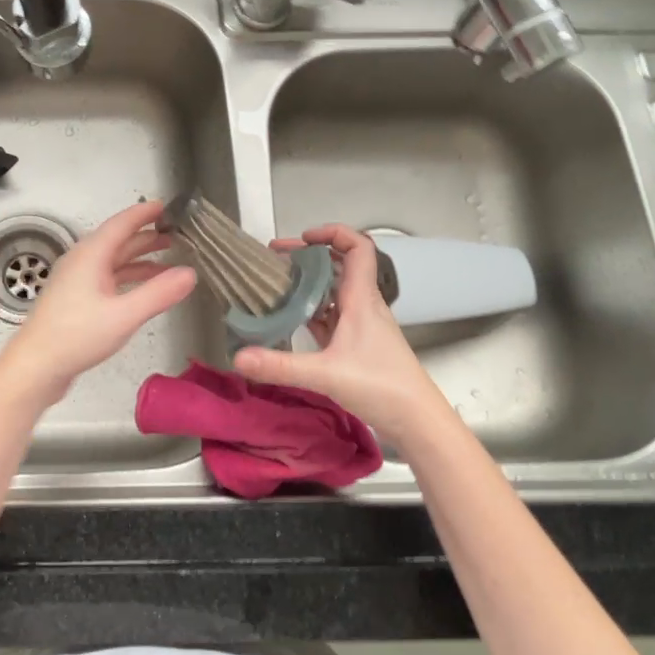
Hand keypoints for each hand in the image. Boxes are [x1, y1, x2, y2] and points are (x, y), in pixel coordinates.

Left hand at [1, 201, 196, 391]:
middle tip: (175, 235)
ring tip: (168, 262)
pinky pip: (107, 279)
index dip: (144, 213)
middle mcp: (81, 262)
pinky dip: (128, 279)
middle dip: (146, 237)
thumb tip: (190, 273)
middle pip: (117, 241)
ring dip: (139, 260)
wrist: (36, 366)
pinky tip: (143, 290)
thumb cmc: (77, 336)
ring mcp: (76, 281)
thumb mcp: (124, 315)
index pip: (121, 224)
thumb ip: (158, 293)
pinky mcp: (74, 300)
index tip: (166, 206)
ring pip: (112, 262)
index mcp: (90, 255)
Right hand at [233, 225, 451, 443]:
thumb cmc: (381, 387)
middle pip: (340, 266)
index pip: (358, 248)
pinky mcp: (358, 346)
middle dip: (309, 257)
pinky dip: (312, 312)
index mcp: (362, 300)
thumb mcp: (325, 375)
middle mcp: (364, 306)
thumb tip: (237, 358)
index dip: (333, 233)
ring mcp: (362, 327)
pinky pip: (333, 317)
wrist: (417, 421)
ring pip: (335, 292)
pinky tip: (290, 321)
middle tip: (275, 261)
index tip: (302, 238)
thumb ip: (280, 365)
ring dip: (309, 284)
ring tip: (276, 286)